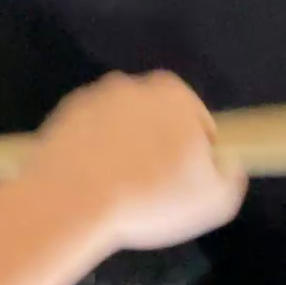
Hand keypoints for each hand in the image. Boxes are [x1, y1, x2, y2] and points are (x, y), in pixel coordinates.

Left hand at [21, 71, 245, 250]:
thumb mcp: (215, 199)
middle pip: (152, 117)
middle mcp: (127, 85)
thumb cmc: (150, 196)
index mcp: (171, 92)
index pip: (195, 118)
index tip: (184, 178)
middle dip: (154, 142)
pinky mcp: (57, 117)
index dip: (193, 150)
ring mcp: (87, 99)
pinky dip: (88, 150)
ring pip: (116, 124)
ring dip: (119, 146)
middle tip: (150, 181)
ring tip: (118, 184)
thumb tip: (223, 163)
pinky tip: (91, 178)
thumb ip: (228, 174)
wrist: (70, 199)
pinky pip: (84, 134)